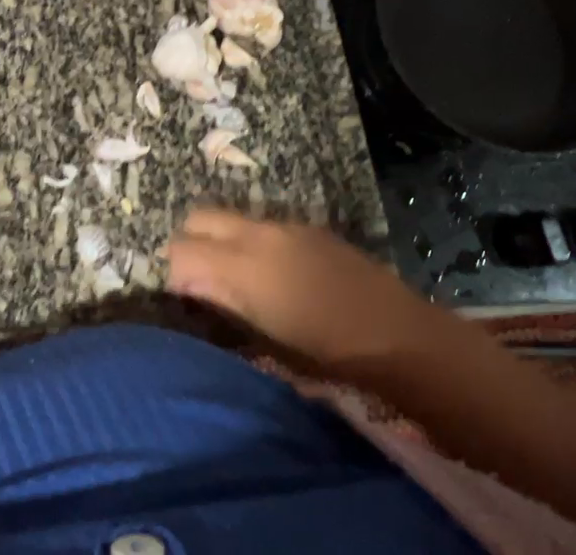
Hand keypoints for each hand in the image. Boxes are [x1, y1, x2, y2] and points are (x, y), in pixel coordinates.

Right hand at [164, 207, 440, 373]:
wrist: (402, 338)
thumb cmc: (329, 356)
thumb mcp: (265, 342)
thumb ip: (222, 305)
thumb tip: (188, 287)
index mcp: (243, 265)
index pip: (180, 250)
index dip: (173, 274)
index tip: (184, 300)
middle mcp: (259, 234)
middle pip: (198, 218)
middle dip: (190, 243)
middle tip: (200, 281)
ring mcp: (288, 227)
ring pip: (232, 218)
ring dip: (222, 241)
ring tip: (235, 280)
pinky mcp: (312, 230)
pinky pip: (264, 226)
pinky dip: (252, 242)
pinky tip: (274, 277)